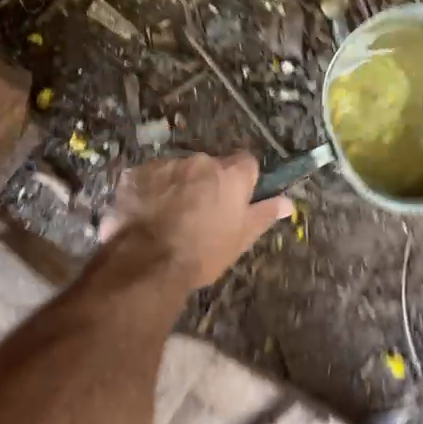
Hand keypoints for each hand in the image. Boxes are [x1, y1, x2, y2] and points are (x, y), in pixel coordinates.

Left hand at [97, 152, 292, 290]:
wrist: (147, 263)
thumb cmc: (203, 253)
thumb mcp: (241, 238)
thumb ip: (264, 214)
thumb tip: (288, 202)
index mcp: (231, 174)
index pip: (247, 162)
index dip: (243, 181)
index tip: (236, 200)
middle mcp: (200, 160)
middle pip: (209, 167)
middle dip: (207, 184)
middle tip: (200, 215)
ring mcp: (165, 165)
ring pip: (178, 171)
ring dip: (178, 186)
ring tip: (169, 218)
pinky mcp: (134, 174)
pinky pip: (149, 178)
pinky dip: (150, 191)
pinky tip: (146, 215)